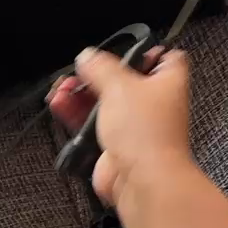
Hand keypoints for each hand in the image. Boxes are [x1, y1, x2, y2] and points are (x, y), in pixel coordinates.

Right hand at [48, 45, 195, 205]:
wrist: (139, 178)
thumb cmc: (146, 133)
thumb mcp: (120, 86)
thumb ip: (101, 67)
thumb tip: (88, 55)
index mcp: (166, 81)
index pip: (162, 57)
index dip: (143, 51)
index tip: (120, 50)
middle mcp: (151, 102)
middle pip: (121, 80)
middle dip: (94, 76)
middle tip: (76, 73)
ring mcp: (131, 124)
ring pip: (101, 102)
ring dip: (79, 95)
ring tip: (61, 89)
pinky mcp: (112, 143)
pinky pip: (90, 124)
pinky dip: (74, 114)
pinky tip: (60, 105)